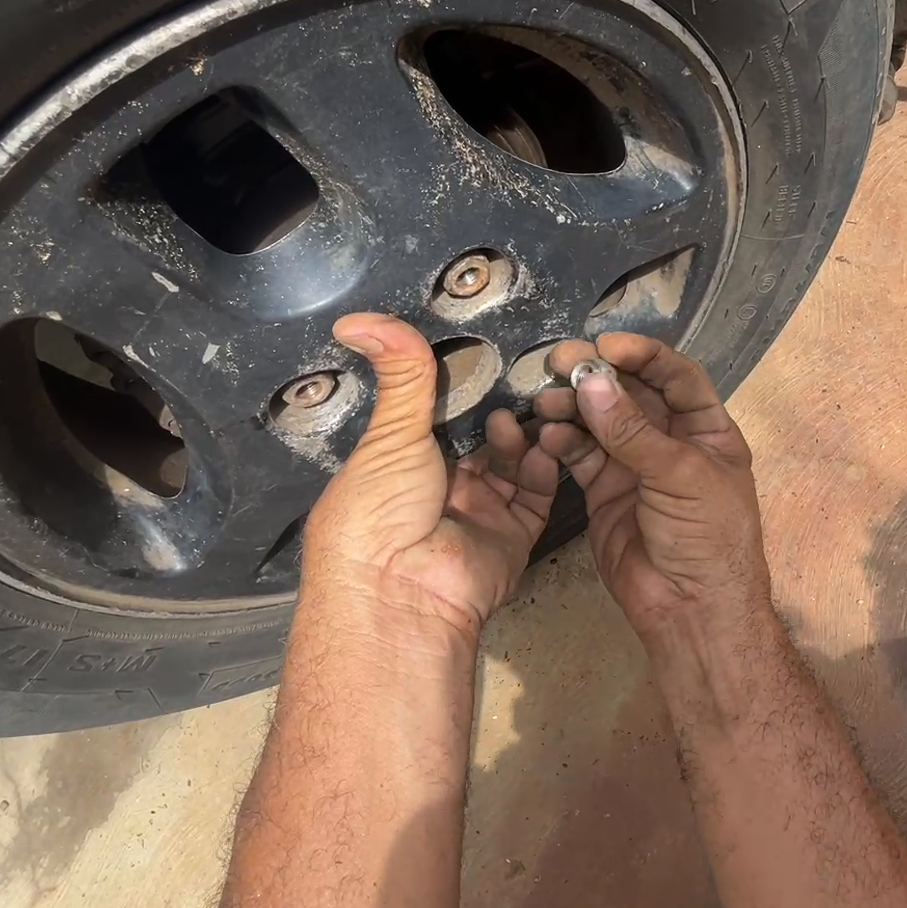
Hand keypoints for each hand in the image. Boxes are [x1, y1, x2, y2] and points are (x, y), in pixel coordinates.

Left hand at [300, 313, 560, 639]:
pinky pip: (538, 493)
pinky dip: (546, 466)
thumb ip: (401, 377)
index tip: (496, 353)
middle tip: (530, 376)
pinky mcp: (514, 532)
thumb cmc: (381, 507)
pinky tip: (549, 439)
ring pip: (516, 462)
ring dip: (528, 434)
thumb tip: (357, 317)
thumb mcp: (390, 434)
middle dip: (507, 409)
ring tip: (534, 409)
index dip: (470, 389)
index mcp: (406, 462)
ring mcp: (482, 511)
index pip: (445, 417)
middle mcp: (445, 486)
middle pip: (486, 438)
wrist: (404, 590)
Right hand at [533, 334, 771, 635]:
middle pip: (631, 394)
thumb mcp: (680, 475)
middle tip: (556, 361)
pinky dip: (563, 442)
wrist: (689, 609)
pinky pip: (581, 456)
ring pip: (600, 422)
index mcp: (706, 430)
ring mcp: (635, 466)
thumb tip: (589, 379)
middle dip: (597, 376)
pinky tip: (547, 434)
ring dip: (573, 407)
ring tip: (543, 398)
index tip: (605, 343)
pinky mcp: (604, 491)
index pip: (675, 376)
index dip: (643, 355)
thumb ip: (632, 430)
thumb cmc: (706, 536)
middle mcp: (670, 441)